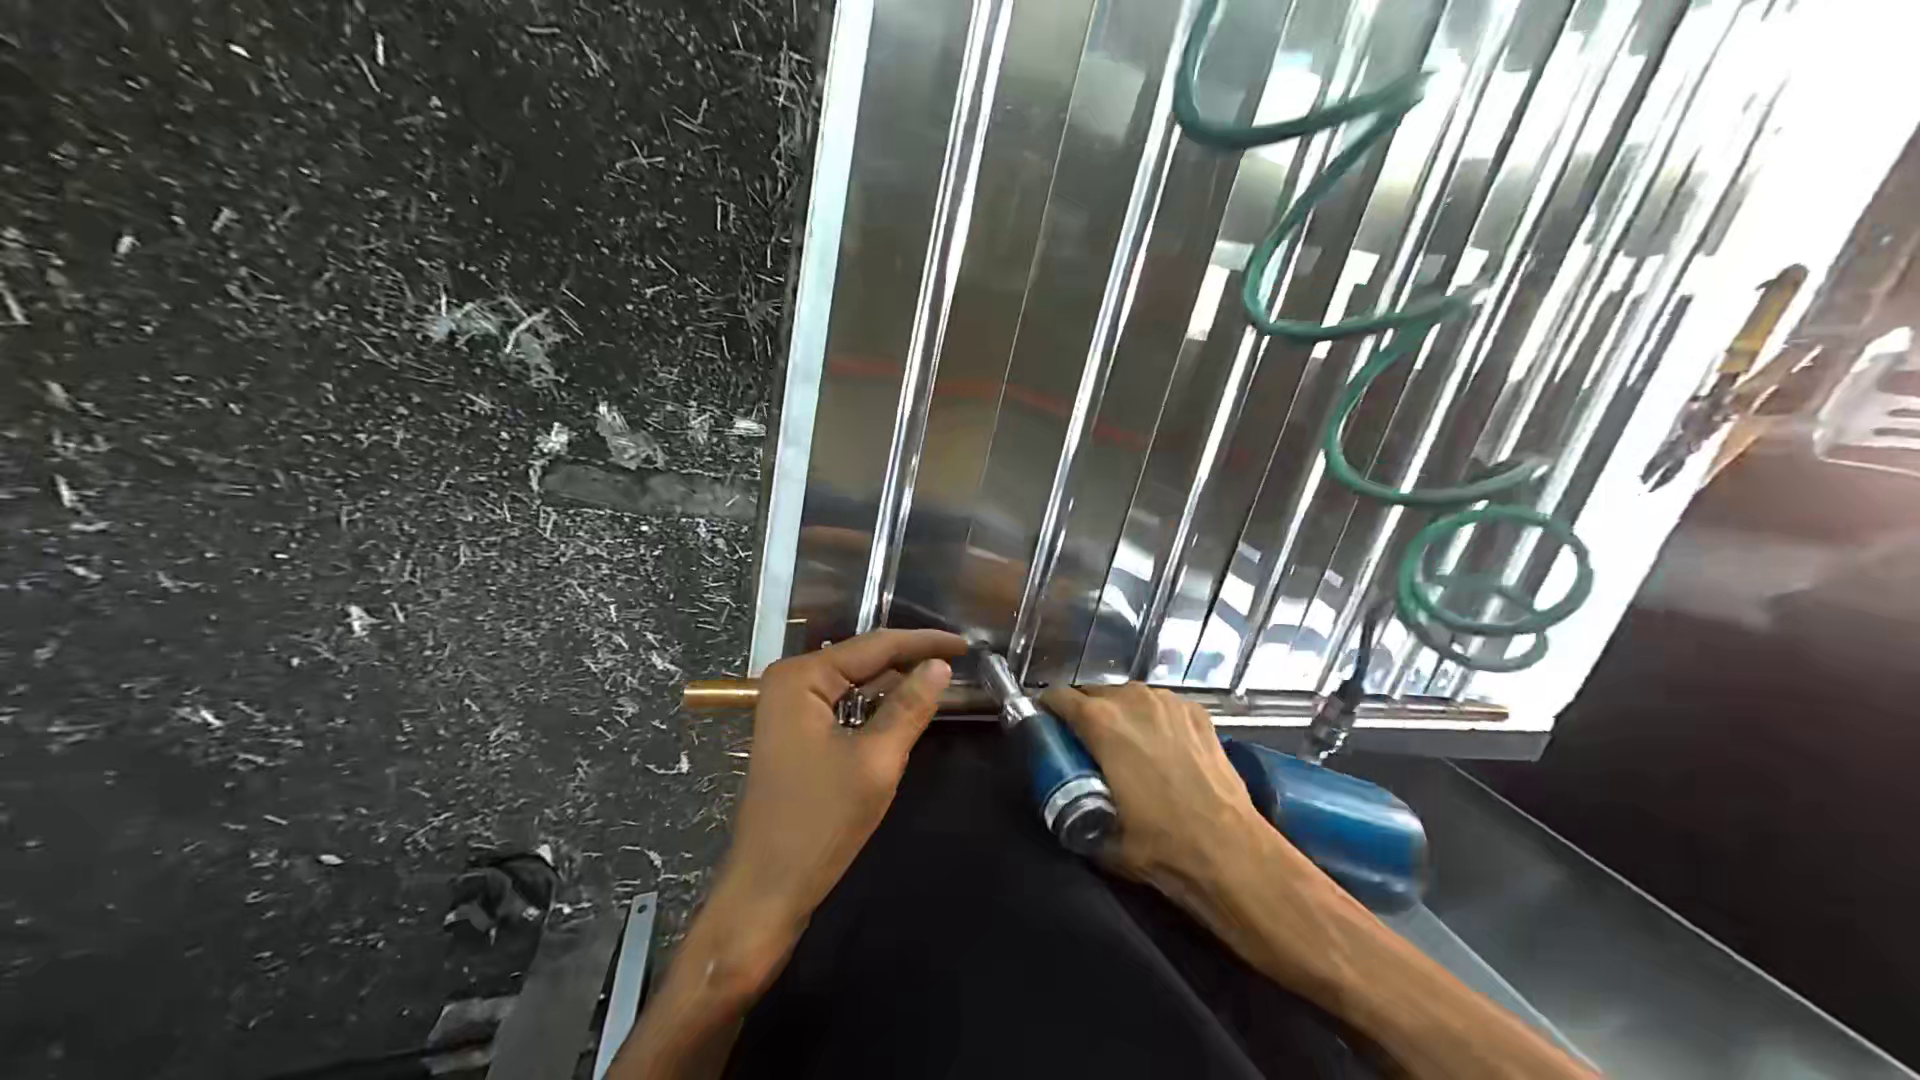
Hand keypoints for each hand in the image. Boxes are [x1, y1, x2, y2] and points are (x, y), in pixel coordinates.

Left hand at [718, 629, 966, 943]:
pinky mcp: (798, 734)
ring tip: (942, 680)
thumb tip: (941, 666)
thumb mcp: (876, 760)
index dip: (924, 642)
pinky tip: (907, 708)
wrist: (768, 887)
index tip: (966, 645)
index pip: (875, 646)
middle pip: (863, 660)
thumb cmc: (820, 821)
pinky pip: (846, 707)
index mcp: (802, 677)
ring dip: (896, 684)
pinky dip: (878, 707)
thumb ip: (910, 706)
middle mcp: (792, 682)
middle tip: (960, 661)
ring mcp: (791, 709)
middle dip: (910, 660)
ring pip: (856, 684)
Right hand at [1040, 683, 1270, 897]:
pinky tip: (1161, 746)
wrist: (1229, 851)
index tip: (1048, 727)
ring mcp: (1170, 703)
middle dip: (1085, 713)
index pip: (1059, 697)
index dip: (1049, 710)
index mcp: (1101, 722)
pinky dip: (1154, 719)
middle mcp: (1133, 700)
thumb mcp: (1097, 830)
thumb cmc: (1158, 844)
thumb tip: (1064, 802)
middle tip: (1086, 743)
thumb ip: (1073, 805)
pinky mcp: (1198, 713)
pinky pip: (1162, 706)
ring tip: (1125, 743)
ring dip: (1121, 713)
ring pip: (1130, 696)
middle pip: (1094, 693)